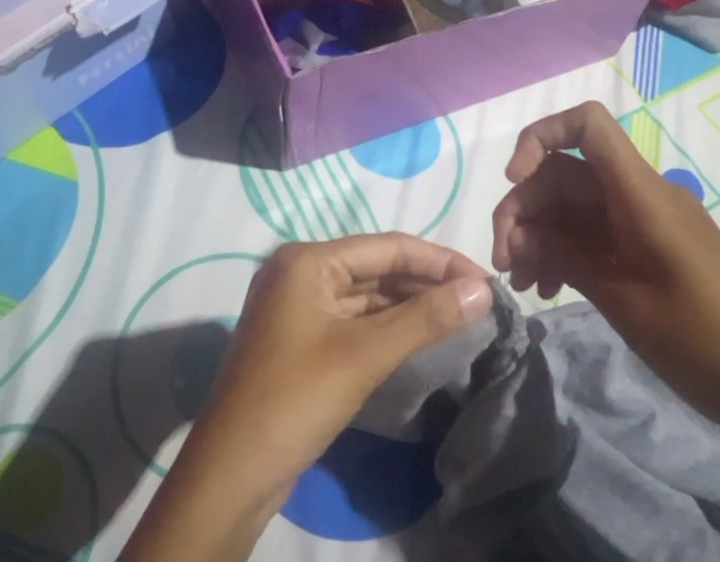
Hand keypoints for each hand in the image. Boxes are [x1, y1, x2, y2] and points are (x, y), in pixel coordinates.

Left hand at [177, 234, 492, 503]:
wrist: (232, 471)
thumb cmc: (296, 398)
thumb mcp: (366, 353)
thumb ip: (426, 317)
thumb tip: (483, 289)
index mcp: (306, 261)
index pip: (388, 247)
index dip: (440, 261)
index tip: (487, 279)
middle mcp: (299, 272)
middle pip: (377, 267)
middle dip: (428, 282)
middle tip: (481, 299)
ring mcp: (297, 307)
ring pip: (367, 295)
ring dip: (411, 305)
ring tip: (463, 315)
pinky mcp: (301, 339)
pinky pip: (355, 320)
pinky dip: (389, 326)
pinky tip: (423, 335)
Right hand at [492, 101, 719, 432]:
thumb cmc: (701, 339)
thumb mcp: (620, 298)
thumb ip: (563, 256)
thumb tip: (518, 234)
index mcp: (640, 194)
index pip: (587, 125)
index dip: (540, 137)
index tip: (514, 183)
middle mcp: (642, 196)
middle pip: (566, 174)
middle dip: (526, 210)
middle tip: (505, 265)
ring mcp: (648, 223)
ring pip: (576, 208)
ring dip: (542, 236)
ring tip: (524, 284)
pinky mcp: (651, 250)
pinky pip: (597, 234)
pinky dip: (568, 253)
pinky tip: (551, 289)